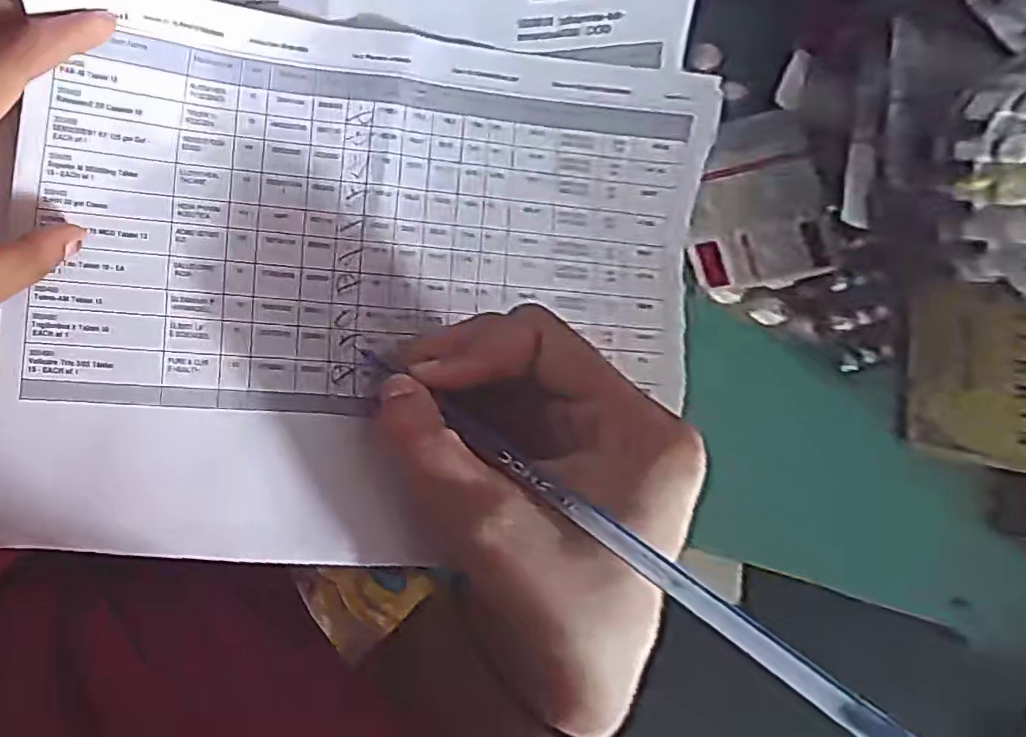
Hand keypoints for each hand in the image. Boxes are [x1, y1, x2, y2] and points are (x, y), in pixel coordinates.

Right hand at [374, 305, 706, 736]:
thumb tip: (389, 387)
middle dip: (450, 363)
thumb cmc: (552, 616)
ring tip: (402, 406)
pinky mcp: (532, 448)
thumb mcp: (491, 531)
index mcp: (636, 430)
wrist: (550, 683)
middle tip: (399, 387)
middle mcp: (608, 420)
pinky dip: (439, 403)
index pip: (542, 341)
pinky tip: (416, 424)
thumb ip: (433, 452)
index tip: (419, 378)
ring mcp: (569, 433)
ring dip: (439, 382)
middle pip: (512, 347)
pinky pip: (478, 400)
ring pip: (489, 370)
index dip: (472, 348)